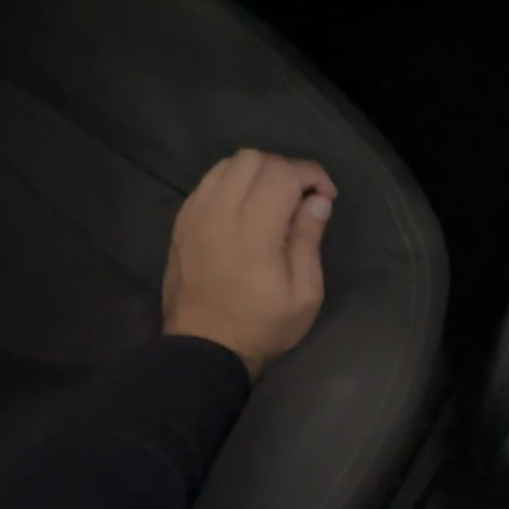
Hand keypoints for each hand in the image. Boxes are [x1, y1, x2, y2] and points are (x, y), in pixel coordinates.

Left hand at [163, 150, 336, 378]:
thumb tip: (318, 200)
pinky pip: (209, 182)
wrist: (205, 349)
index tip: (326, 196)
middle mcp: (219, 213)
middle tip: (302, 197)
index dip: (311, 174)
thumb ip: (309, 240)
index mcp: (254, 232)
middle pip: (253, 159)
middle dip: (285, 169)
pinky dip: (233, 183)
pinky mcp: (182, 222)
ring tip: (275, 199)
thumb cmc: (263, 326)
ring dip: (258, 173)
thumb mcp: (304, 294)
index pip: (282, 173)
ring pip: (227, 164)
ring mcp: (195, 215)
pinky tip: (247, 208)